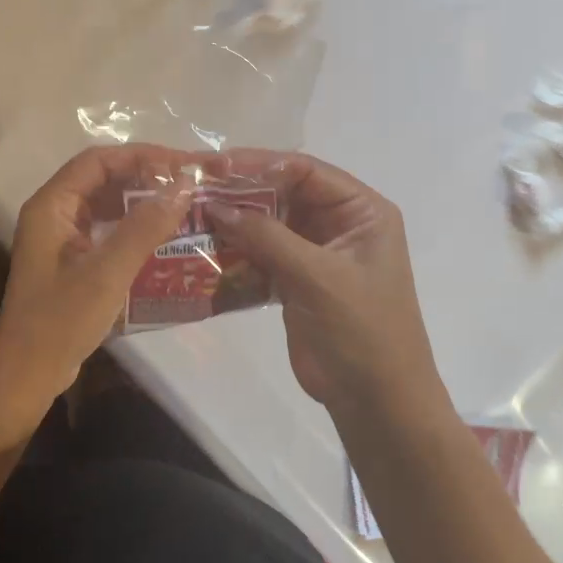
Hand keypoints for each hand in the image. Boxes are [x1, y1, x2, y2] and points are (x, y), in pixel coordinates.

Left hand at [0, 144, 193, 410]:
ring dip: (142, 206)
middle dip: (146, 179)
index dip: (142, 156)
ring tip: (187, 208)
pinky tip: (166, 242)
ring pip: (106, 209)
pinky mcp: (70, 266)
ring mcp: (60, 242)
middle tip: (193, 186)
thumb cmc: (60, 322)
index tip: (185, 165)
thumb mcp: (107, 273)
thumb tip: (183, 186)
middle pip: (102, 180)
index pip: (98, 161)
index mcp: (50, 207)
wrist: (27, 376)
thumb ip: (144, 228)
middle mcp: (52, 217)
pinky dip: (133, 232)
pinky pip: (105, 235)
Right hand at [206, 151, 449, 421]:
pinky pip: (260, 255)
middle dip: (240, 192)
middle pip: (283, 194)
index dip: (260, 165)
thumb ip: (267, 236)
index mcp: (361, 212)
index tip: (215, 166)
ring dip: (232, 222)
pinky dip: (234, 252)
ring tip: (189, 216)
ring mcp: (315, 254)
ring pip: (267, 225)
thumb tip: (216, 206)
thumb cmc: (361, 329)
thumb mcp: (317, 276)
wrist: (373, 397)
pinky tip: (202, 249)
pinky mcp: (294, 281)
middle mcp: (339, 225)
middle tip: (193, 189)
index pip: (306, 171)